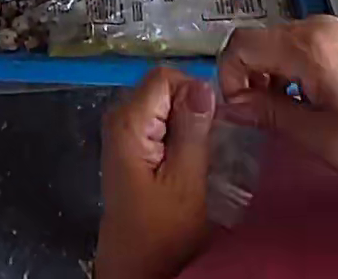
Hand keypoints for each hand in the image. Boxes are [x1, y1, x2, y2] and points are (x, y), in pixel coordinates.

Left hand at [96, 65, 216, 278]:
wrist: (135, 270)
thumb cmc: (161, 233)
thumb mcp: (185, 184)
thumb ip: (192, 131)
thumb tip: (204, 84)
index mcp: (128, 120)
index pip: (164, 77)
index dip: (194, 90)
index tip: (217, 120)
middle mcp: (120, 115)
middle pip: (162, 87)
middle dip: (192, 104)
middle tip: (216, 138)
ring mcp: (123, 129)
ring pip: (163, 103)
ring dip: (188, 120)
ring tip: (208, 149)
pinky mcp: (130, 144)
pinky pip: (158, 120)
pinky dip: (178, 132)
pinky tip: (193, 156)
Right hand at [216, 18, 337, 200]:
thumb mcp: (328, 141)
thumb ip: (271, 115)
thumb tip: (233, 105)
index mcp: (306, 46)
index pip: (240, 44)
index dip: (227, 75)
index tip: (238, 109)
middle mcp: (317, 25)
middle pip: (260, 39)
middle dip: (250, 75)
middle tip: (261, 116)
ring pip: (283, 40)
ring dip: (274, 72)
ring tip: (290, 112)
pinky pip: (308, 42)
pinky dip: (297, 67)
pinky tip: (318, 100)